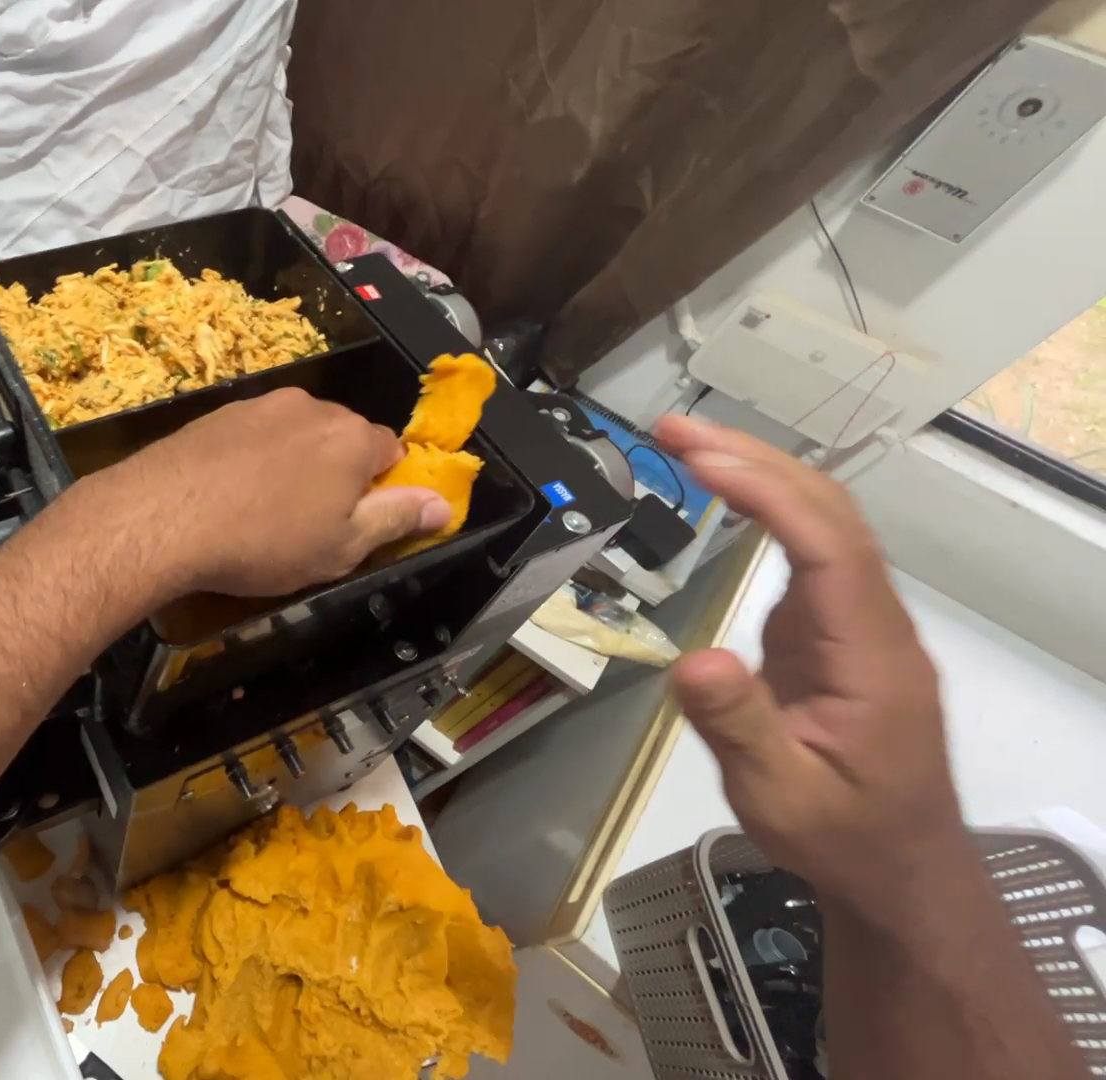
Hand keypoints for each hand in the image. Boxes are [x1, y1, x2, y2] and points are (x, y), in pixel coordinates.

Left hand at [81, 388, 450, 596]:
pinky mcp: (215, 413)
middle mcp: (310, 407)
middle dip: (335, 473)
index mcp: (352, 437)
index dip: (380, 488)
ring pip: (294, 435)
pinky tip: (226, 493)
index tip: (355, 521)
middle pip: (342, 438)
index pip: (391, 451)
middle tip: (306, 522)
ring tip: (260, 510)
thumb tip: (444, 504)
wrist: (161, 517)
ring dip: (291, 465)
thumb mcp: (340, 547)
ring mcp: (258, 405)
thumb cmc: (262, 541)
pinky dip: (251, 459)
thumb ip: (395, 519)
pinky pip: (252, 436)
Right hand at [654, 416, 967, 907]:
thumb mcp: (781, 793)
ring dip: (759, 473)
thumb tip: (694, 658)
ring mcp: (855, 625)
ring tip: (686, 445)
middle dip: (756, 460)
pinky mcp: (832, 633)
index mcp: (872, 657)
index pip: (828, 549)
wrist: (897, 868)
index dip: (768, 494)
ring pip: (823, 524)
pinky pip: (807, 551)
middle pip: (831, 516)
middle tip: (673, 431)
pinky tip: (726, 490)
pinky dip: (762, 506)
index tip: (700, 459)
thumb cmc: (840, 833)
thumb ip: (741, 725)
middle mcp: (872, 625)